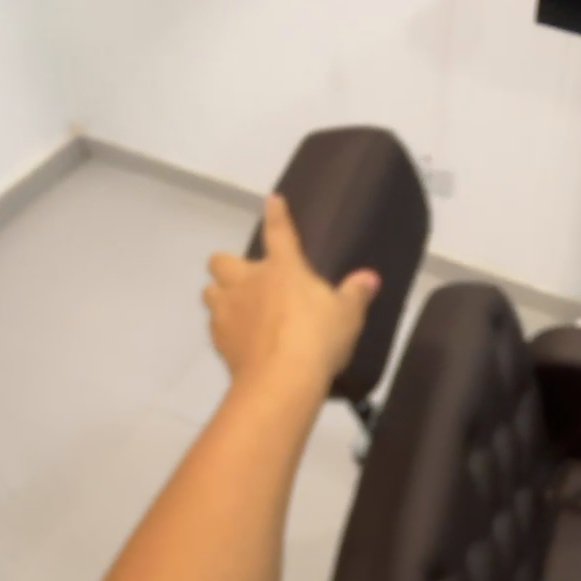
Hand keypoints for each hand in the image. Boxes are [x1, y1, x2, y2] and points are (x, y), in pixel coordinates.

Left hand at [204, 194, 378, 395]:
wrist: (282, 379)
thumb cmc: (318, 338)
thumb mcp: (347, 316)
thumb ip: (355, 294)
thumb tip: (370, 277)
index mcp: (283, 268)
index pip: (279, 232)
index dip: (276, 215)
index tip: (272, 200)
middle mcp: (248, 282)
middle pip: (221, 261)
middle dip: (229, 266)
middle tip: (247, 280)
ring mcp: (228, 311)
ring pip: (210, 292)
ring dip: (221, 297)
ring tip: (238, 310)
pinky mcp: (218, 340)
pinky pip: (214, 327)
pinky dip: (225, 330)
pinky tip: (240, 341)